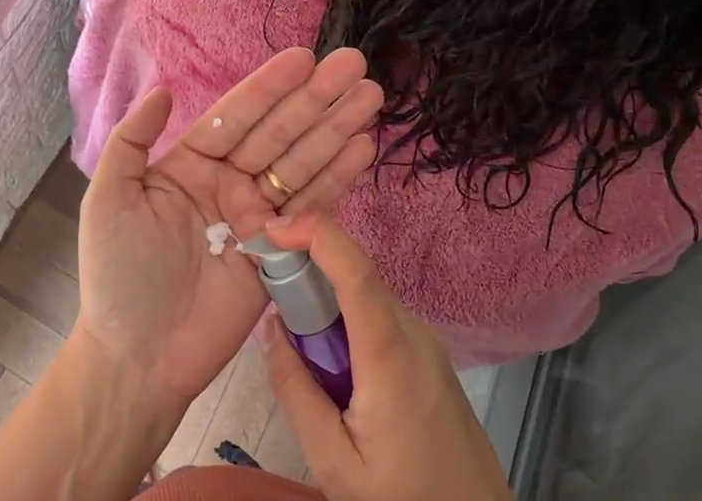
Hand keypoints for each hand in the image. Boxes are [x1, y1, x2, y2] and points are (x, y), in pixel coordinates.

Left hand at [75, 48, 380, 413]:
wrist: (139, 356)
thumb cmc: (117, 274)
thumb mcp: (109, 199)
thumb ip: (132, 141)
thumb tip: (163, 90)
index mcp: (190, 164)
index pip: (237, 116)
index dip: (270, 87)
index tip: (304, 58)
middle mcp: (228, 182)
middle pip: (279, 133)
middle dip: (315, 99)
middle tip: (354, 64)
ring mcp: (256, 216)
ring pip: (302, 164)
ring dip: (336, 129)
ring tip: (370, 96)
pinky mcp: (279, 252)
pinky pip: (312, 208)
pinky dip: (339, 178)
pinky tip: (363, 148)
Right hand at [262, 214, 513, 500]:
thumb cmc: (403, 495)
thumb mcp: (333, 460)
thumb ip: (296, 391)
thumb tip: (273, 329)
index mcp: (390, 353)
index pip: (355, 269)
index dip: (316, 233)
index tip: (273, 228)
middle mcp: (414, 333)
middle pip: (356, 277)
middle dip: (308, 272)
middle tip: (270, 295)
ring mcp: (428, 344)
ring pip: (366, 298)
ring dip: (327, 303)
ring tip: (299, 346)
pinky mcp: (431, 357)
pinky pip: (380, 319)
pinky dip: (347, 322)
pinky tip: (333, 366)